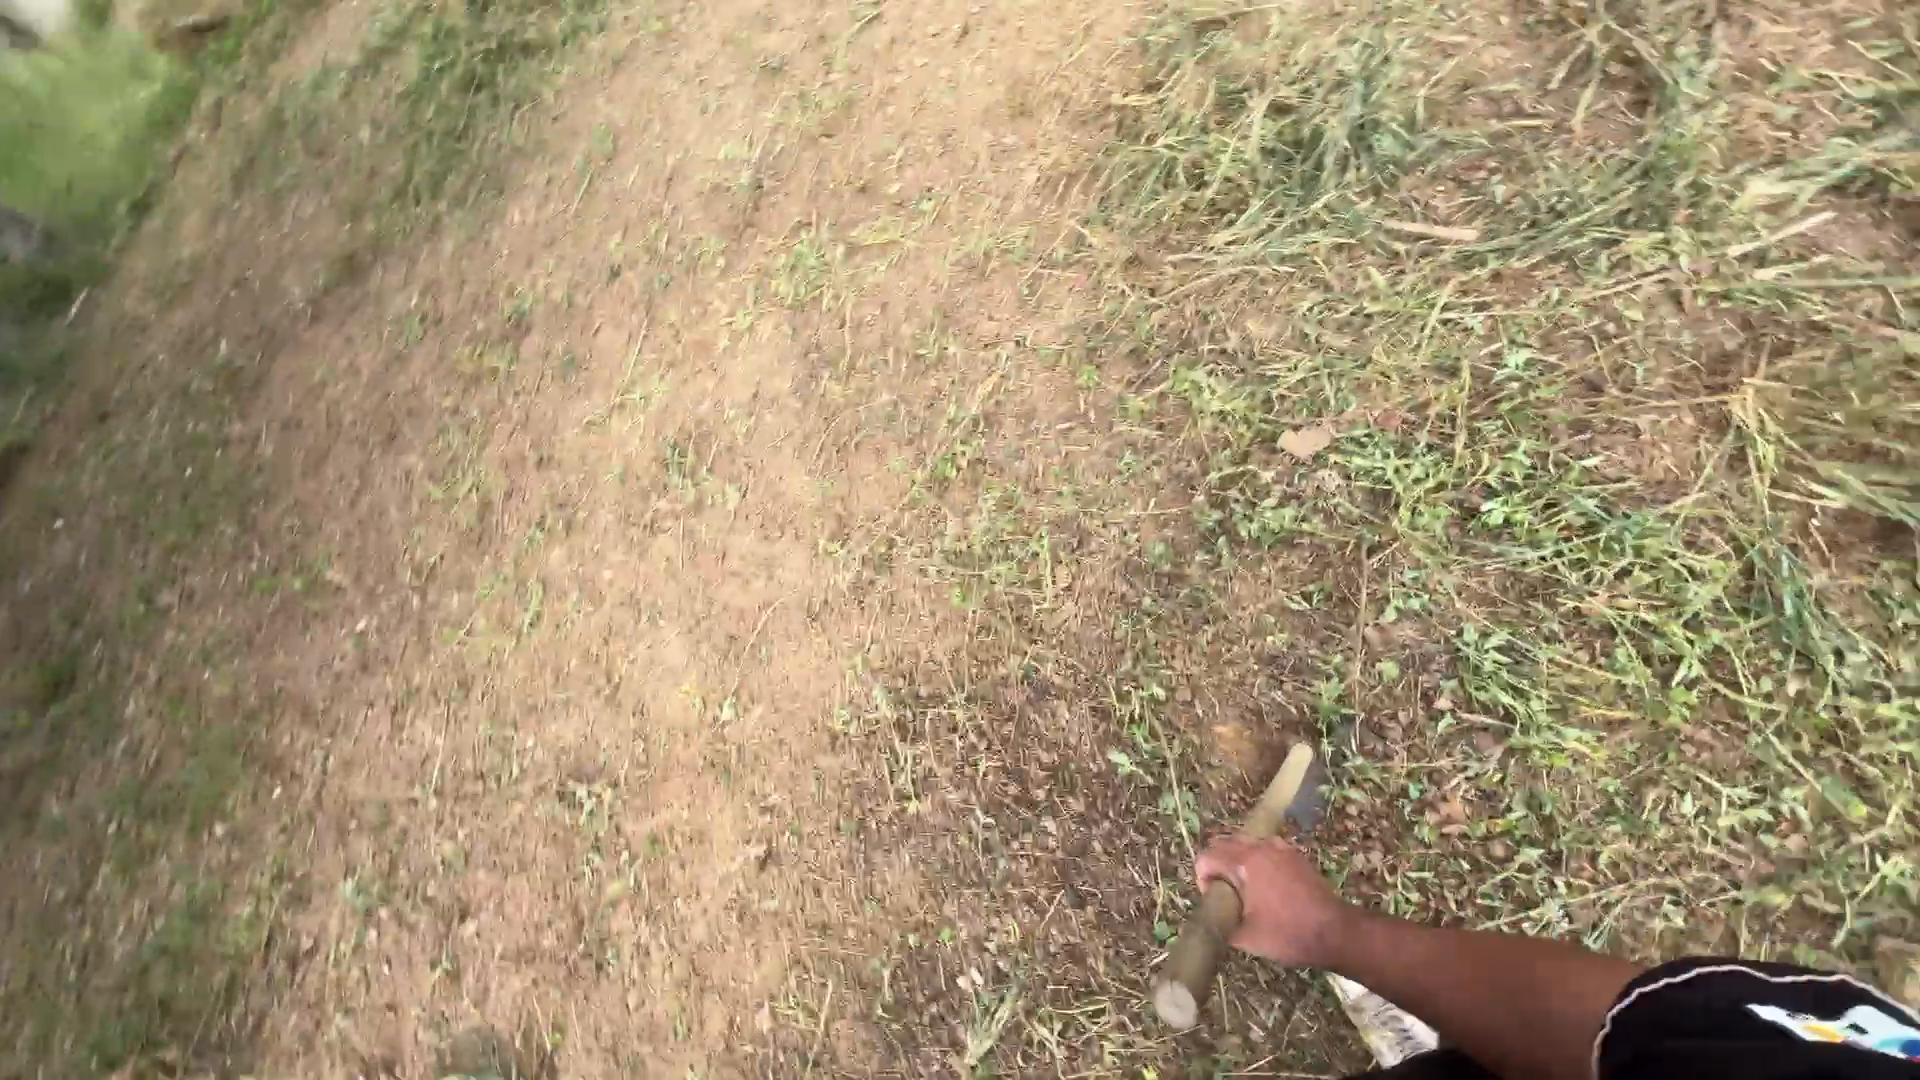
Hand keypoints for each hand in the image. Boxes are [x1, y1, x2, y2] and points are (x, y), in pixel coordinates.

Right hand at [1195, 834, 1350, 967]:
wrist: (1337, 933)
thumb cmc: (1288, 934)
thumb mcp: (1247, 938)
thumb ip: (1222, 925)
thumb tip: (1213, 922)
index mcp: (1244, 862)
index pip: (1207, 857)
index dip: (1202, 878)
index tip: (1215, 900)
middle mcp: (1259, 847)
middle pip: (1224, 844)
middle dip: (1218, 866)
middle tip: (1226, 893)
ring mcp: (1280, 848)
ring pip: (1246, 843)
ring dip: (1238, 860)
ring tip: (1246, 888)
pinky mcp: (1295, 855)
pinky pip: (1266, 848)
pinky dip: (1258, 860)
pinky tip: (1268, 885)